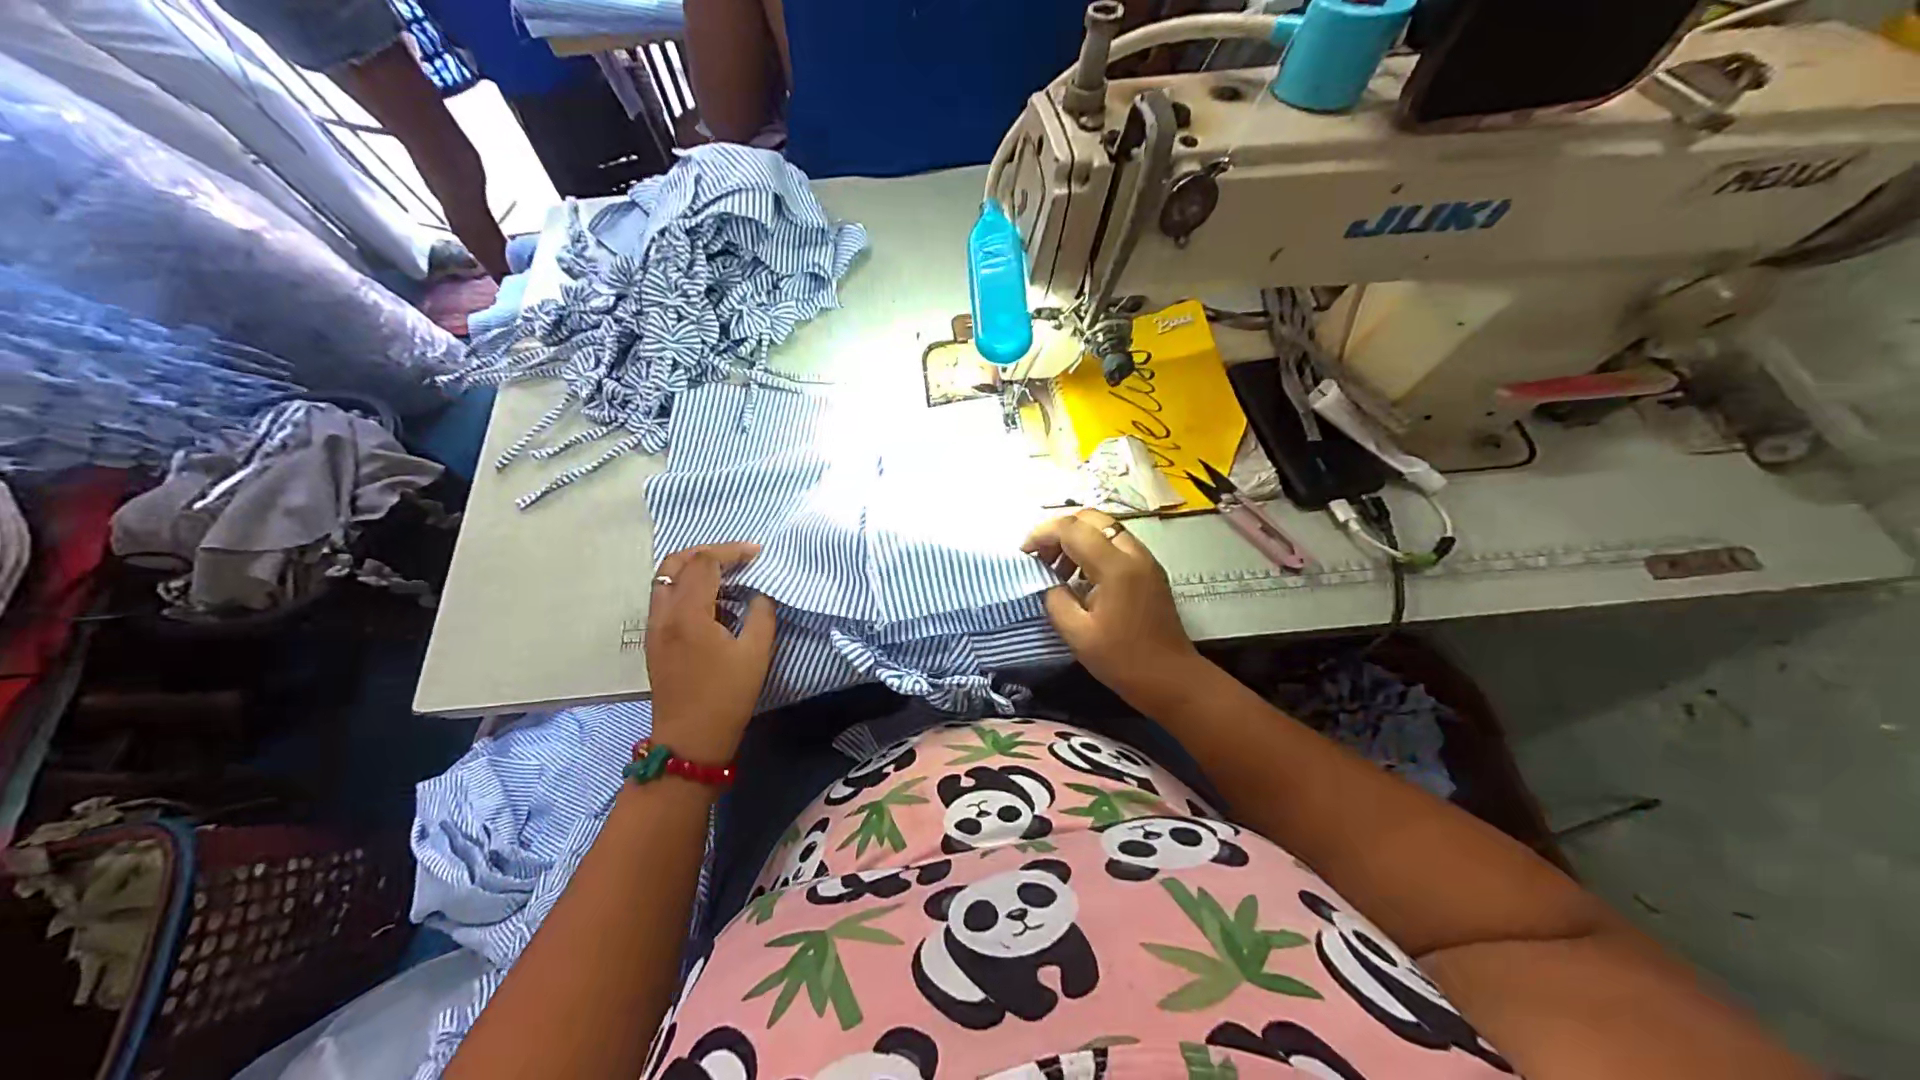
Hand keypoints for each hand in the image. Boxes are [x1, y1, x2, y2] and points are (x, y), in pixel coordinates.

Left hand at [645, 542, 775, 763]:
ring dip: (694, 570)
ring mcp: (654, 628)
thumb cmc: (727, 696)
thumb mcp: (756, 653)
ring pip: (665, 579)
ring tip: (727, 579)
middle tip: (737, 559)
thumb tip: (760, 593)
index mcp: (688, 613)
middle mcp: (663, 614)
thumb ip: (762, 614)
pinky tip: (713, 605)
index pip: (704, 562)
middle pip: (676, 562)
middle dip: (707, 553)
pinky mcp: (654, 641)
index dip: (732, 551)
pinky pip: (665, 599)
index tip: (757, 555)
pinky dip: (686, 589)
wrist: (690, 740)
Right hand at [1023, 509, 1211, 714]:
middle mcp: (1133, 553)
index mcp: (1115, 566)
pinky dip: (1093, 549)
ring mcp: (1145, 560)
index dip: (1041, 534)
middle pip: (1090, 518)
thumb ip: (1055, 599)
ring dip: (1077, 539)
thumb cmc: (1122, 660)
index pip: (1071, 528)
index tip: (1024, 554)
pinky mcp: (1149, 571)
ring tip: (1058, 570)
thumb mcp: (1076, 634)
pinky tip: (1081, 578)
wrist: (1171, 679)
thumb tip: (1047, 581)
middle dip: (1059, 531)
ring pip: (1105, 528)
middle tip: (1041, 557)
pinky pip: (1116, 544)